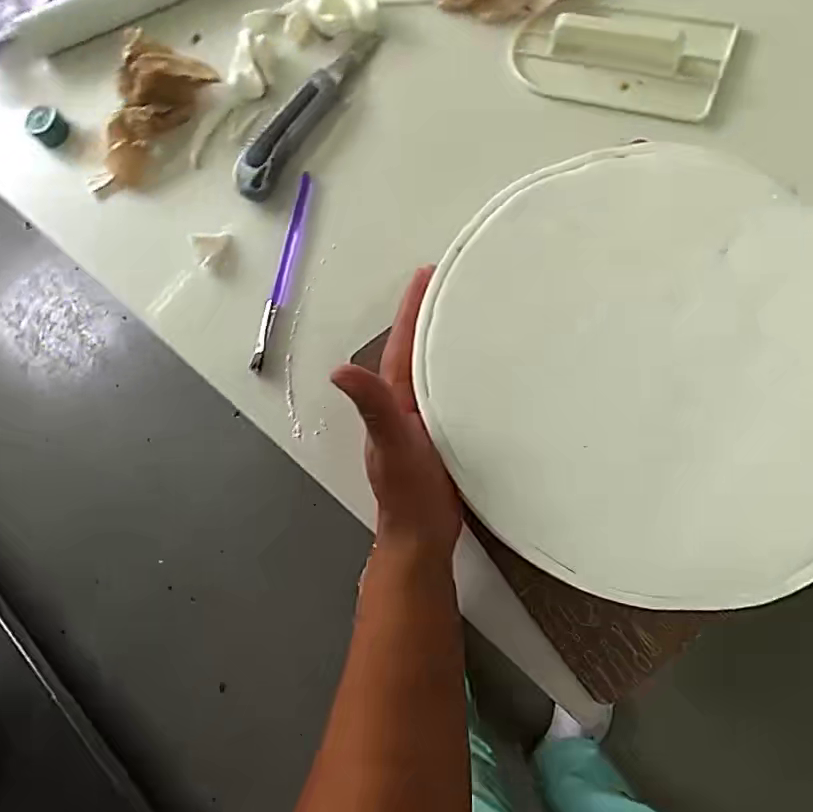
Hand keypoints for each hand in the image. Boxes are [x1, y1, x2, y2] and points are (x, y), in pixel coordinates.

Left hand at [331, 266, 462, 552]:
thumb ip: (372, 408)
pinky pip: (445, 394)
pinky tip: (472, 374)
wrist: (421, 535)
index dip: (411, 310)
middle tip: (449, 284)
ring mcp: (418, 422)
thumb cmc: (409, 494)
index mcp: (392, 401)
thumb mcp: (392, 444)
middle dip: (428, 316)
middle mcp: (402, 406)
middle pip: (414, 351)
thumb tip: (340, 372)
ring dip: (441, 343)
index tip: (425, 275)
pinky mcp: (438, 438)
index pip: (401, 345)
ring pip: (429, 371)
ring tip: (463, 316)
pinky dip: (455, 375)